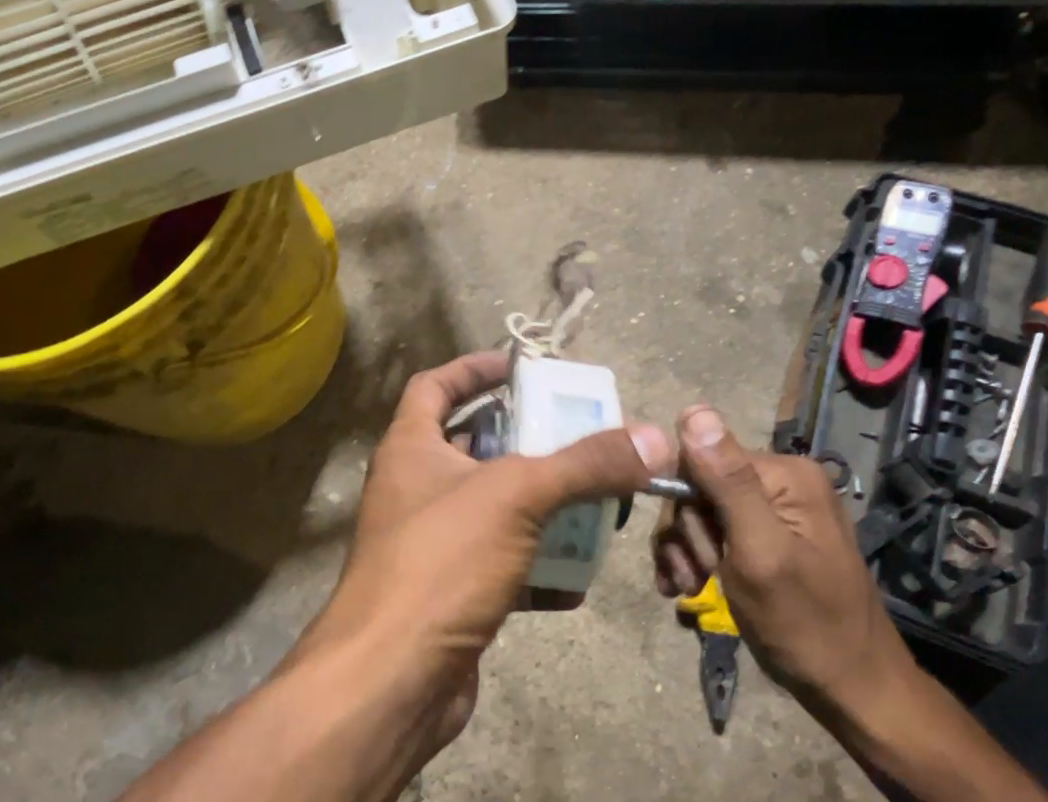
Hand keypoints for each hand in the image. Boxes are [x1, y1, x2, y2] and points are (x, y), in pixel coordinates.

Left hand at [298, 350, 676, 745]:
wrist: (392, 680)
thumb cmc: (441, 563)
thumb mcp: (517, 496)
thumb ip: (585, 465)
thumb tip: (655, 437)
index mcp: (411, 448)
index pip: (434, 386)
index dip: (474, 369)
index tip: (521, 366)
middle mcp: (415, 489)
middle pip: (473, 448)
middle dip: (526, 442)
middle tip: (578, 437)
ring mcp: (430, 545)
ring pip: (494, 511)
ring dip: (541, 507)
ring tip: (593, 502)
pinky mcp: (450, 595)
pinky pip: (501, 568)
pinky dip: (538, 569)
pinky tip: (577, 580)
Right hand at [652, 405, 912, 709]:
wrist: (852, 689)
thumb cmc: (805, 624)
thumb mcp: (759, 552)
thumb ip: (727, 482)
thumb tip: (694, 410)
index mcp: (786, 474)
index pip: (701, 459)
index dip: (682, 507)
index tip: (688, 557)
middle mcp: (784, 480)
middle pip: (700, 487)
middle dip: (686, 535)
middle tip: (688, 580)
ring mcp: (780, 510)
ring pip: (702, 512)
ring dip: (687, 551)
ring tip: (687, 588)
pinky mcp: (773, 536)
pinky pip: (719, 532)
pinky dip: (699, 558)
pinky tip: (689, 587)